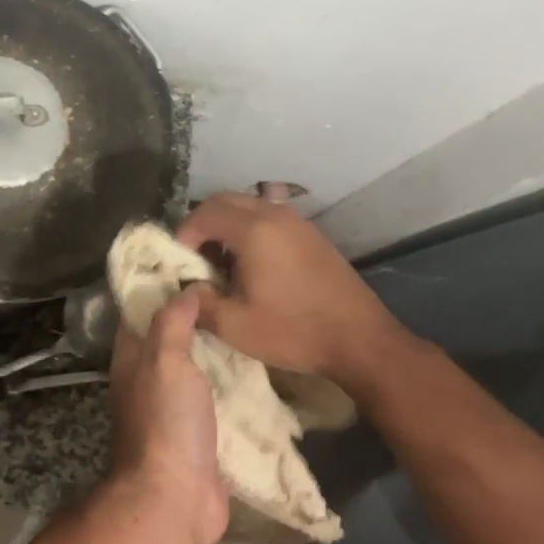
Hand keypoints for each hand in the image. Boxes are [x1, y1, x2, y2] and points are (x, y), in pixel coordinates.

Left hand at [107, 286, 228, 543]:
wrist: (176, 496)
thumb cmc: (166, 420)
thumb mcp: (165, 359)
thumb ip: (171, 322)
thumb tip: (185, 288)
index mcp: (130, 357)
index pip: (140, 311)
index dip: (162, 288)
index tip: (194, 267)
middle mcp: (147, 378)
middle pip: (170, 339)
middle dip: (196, 319)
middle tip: (234, 296)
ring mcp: (172, 407)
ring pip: (195, 369)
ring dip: (218, 353)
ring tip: (251, 326)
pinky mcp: (199, 433)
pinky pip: (216, 400)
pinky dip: (233, 386)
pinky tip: (261, 373)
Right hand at [175, 193, 410, 385]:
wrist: (362, 342)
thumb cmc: (294, 332)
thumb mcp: (234, 326)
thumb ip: (199, 302)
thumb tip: (186, 288)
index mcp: (253, 231)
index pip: (203, 214)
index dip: (184, 234)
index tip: (181, 263)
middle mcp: (274, 215)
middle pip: (224, 201)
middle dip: (202, 223)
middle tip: (196, 256)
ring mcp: (297, 223)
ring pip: (248, 206)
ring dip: (227, 225)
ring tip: (223, 261)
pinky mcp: (312, 235)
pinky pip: (269, 217)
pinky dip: (250, 229)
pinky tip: (253, 264)